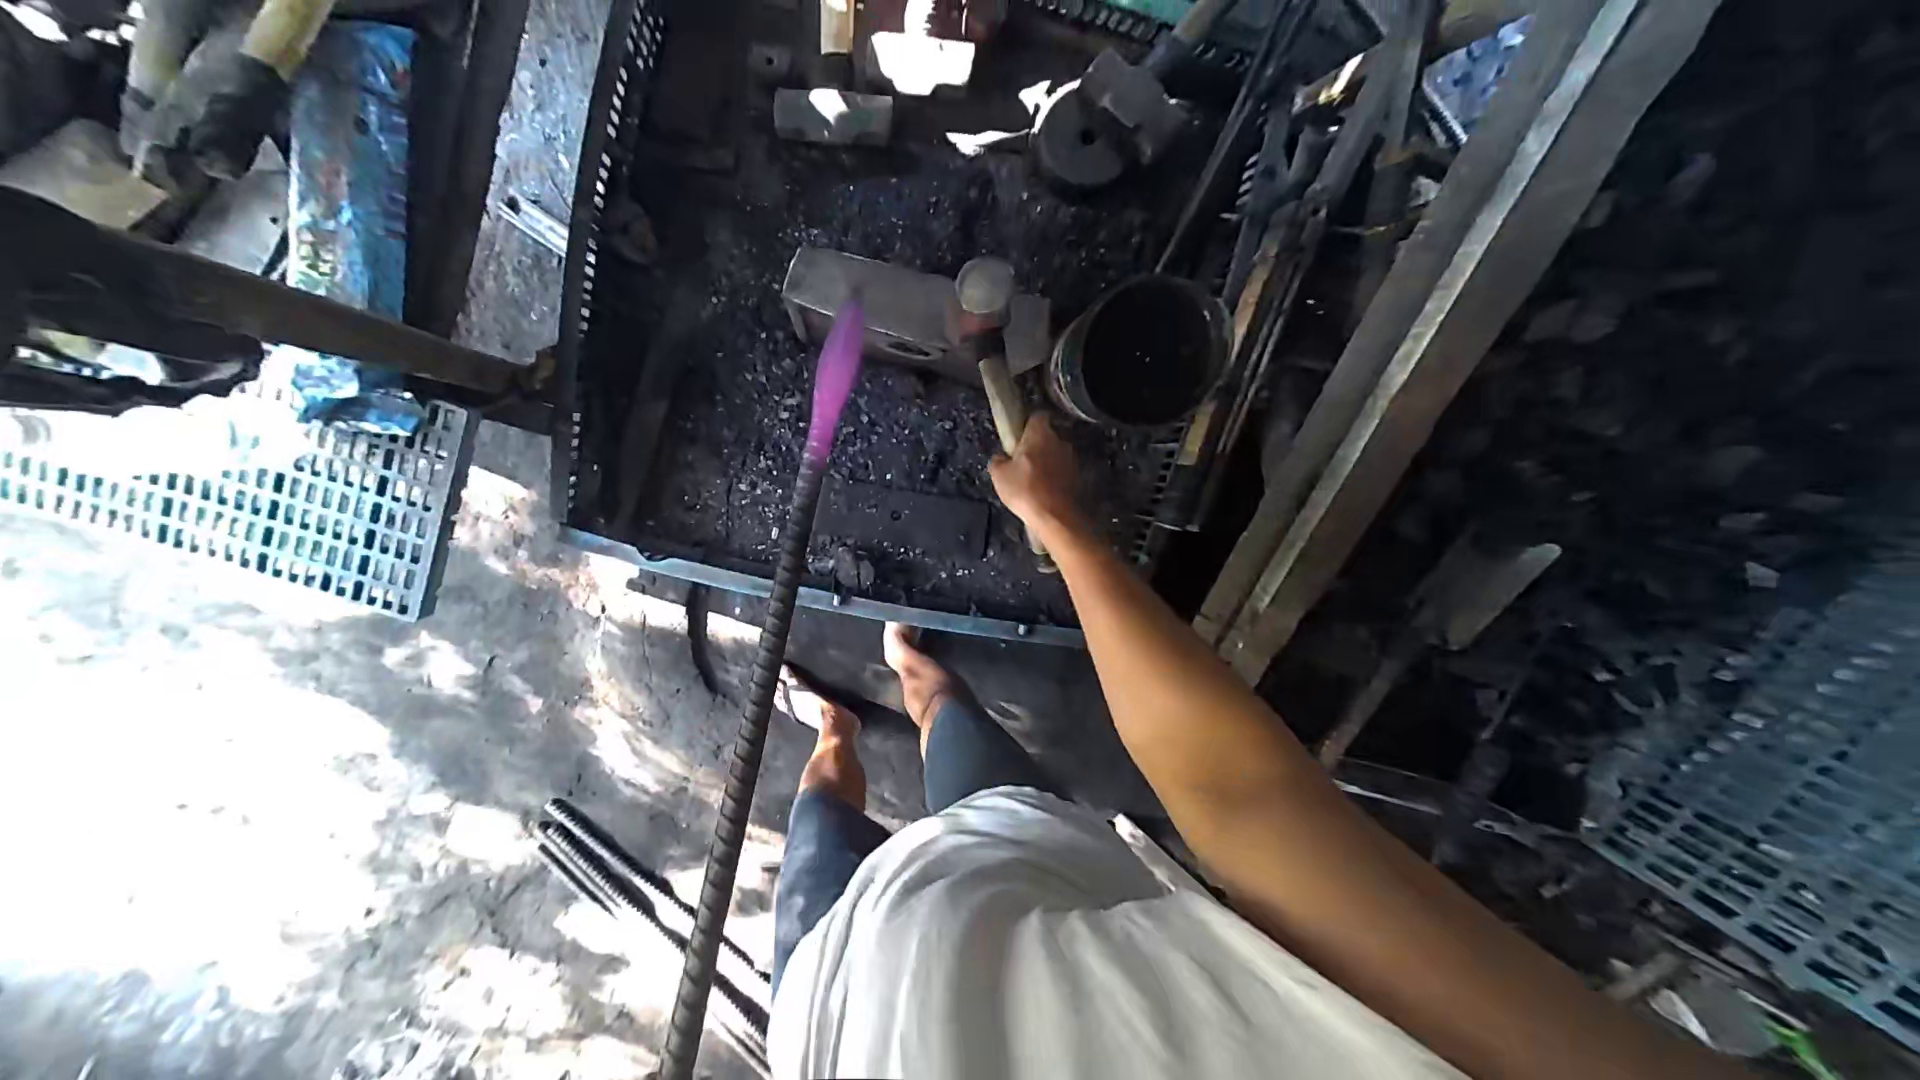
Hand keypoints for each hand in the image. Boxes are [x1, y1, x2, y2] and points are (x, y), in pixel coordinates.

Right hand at [988, 413, 1084, 534]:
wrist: (1055, 517)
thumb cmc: (1025, 490)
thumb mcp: (999, 475)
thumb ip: (998, 461)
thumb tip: (1001, 458)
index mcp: (1040, 434)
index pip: (1036, 416)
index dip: (1027, 424)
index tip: (1018, 437)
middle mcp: (1059, 441)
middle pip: (1046, 437)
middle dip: (1036, 447)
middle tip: (1021, 463)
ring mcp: (1071, 459)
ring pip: (1055, 455)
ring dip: (1046, 463)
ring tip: (1033, 481)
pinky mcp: (1078, 477)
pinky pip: (1062, 472)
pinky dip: (1055, 478)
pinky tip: (1044, 492)